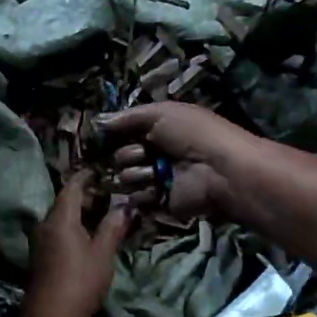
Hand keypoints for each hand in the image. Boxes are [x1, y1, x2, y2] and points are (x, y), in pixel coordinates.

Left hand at [26, 171, 130, 316]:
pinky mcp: (41, 255)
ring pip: (62, 216)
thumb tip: (125, 206)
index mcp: (60, 218)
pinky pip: (58, 230)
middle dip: (88, 195)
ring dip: (82, 212)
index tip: (104, 171)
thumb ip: (113, 226)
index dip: (87, 176)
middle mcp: (45, 224)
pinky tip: (91, 234)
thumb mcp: (103, 253)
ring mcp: (40, 240)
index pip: (73, 187)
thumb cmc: (80, 282)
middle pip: (65, 201)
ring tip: (106, 213)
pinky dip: (75, 225)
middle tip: (112, 193)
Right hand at [100, 103, 264, 219]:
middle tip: (148, 154)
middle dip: (130, 155)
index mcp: (159, 130)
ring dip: (138, 174)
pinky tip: (158, 188)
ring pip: (125, 179)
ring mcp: (157, 180)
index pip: (124, 133)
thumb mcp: (161, 113)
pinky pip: (136, 200)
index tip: (105, 136)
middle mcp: (155, 154)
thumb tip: (98, 121)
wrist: (218, 169)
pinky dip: (144, 194)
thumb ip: (128, 117)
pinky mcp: (160, 202)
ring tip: (158, 172)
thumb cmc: (193, 134)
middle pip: (120, 157)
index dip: (115, 136)